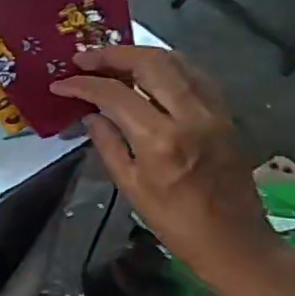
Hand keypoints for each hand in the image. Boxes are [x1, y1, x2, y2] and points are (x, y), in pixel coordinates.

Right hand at [51, 46, 285, 288]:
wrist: (234, 241)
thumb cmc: (173, 222)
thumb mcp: (130, 186)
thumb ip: (108, 144)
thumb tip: (91, 114)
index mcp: (160, 140)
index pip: (115, 95)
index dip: (83, 84)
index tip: (60, 84)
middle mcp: (190, 117)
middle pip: (151, 63)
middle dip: (112, 56)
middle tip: (83, 59)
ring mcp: (213, 112)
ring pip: (177, 62)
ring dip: (140, 54)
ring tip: (112, 61)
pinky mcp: (226, 115)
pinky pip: (195, 76)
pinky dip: (168, 66)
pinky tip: (149, 73)